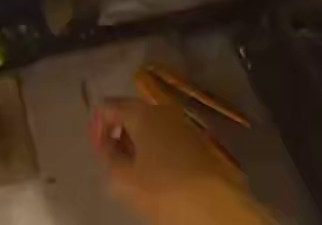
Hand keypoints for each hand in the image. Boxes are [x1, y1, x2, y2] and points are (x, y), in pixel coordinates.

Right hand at [90, 98, 269, 224]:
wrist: (224, 214)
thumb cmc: (167, 193)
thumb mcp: (126, 182)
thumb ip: (108, 159)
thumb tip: (106, 147)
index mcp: (140, 112)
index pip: (107, 107)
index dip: (97, 128)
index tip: (99, 154)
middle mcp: (160, 110)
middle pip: (130, 114)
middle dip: (119, 136)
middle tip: (115, 165)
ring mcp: (183, 126)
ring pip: (151, 128)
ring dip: (139, 146)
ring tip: (136, 175)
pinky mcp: (199, 144)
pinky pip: (168, 140)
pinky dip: (158, 152)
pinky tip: (160, 178)